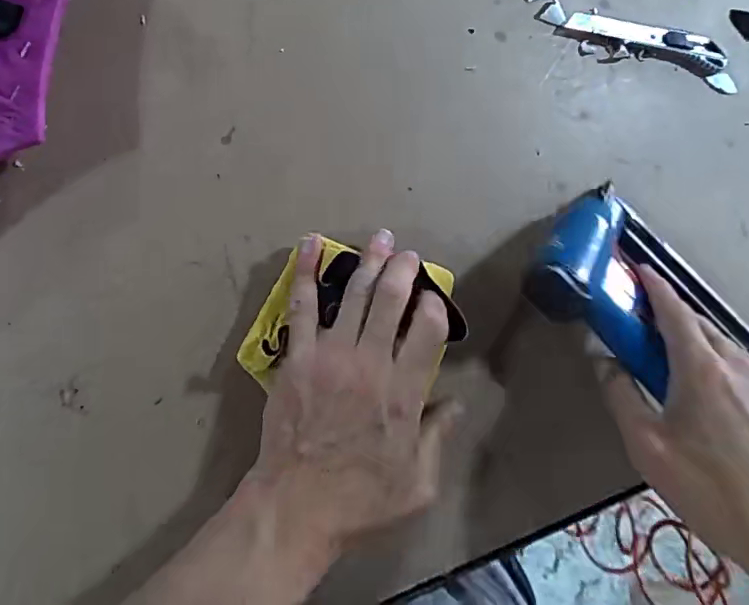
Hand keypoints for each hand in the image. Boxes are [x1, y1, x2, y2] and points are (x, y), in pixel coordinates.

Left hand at [241, 231, 459, 562]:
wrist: (293, 510)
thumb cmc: (359, 500)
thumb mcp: (417, 484)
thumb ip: (439, 438)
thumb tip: (455, 403)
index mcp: (404, 391)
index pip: (428, 328)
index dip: (434, 305)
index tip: (432, 298)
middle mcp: (371, 363)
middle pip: (392, 300)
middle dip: (404, 270)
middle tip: (409, 255)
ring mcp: (332, 355)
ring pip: (355, 294)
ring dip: (370, 261)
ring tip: (381, 238)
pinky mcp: (299, 356)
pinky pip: (303, 306)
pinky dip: (308, 272)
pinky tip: (312, 244)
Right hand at [598, 269, 748, 604]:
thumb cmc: (715, 495)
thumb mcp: (649, 450)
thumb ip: (620, 395)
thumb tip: (603, 359)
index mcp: (701, 367)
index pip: (672, 307)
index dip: (653, 283)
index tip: (638, 269)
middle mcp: (738, 363)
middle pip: (700, 326)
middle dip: (673, 321)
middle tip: (650, 337)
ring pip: (728, 351)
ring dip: (702, 351)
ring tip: (686, 383)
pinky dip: (729, 377)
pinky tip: (726, 415)